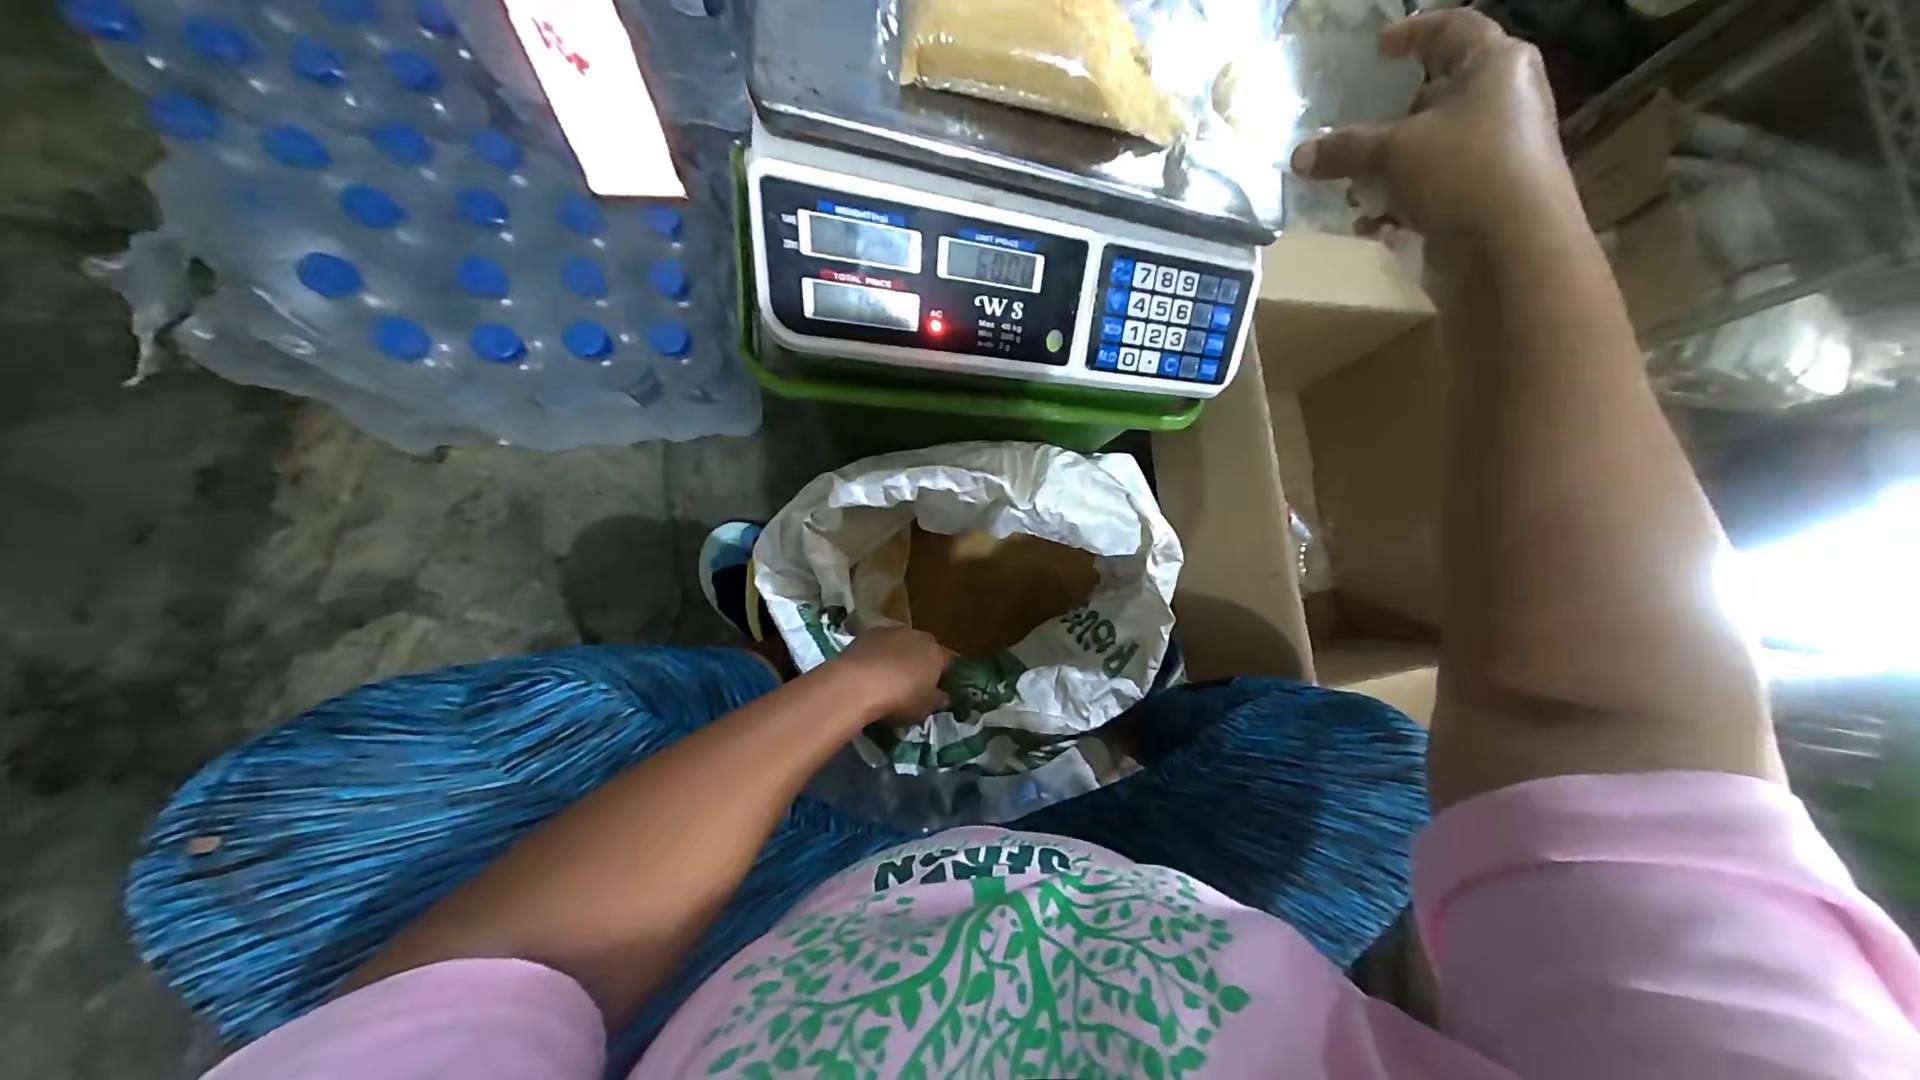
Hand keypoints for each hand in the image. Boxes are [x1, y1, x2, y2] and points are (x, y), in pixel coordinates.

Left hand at [824, 627, 952, 721]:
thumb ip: (937, 699)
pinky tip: (870, 667)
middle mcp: (918, 637)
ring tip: (888, 674)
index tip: (937, 687)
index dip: (943, 674)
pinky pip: (881, 642)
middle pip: (925, 647)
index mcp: (936, 654)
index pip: (948, 661)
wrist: (857, 683)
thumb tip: (943, 695)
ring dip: (899, 654)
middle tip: (913, 679)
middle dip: (922, 660)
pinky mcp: (869, 632)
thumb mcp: (924, 708)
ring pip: (902, 642)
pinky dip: (879, 652)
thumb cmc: (899, 698)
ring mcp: (893, 631)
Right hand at [1290, 11, 1581, 245]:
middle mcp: (1500, 102)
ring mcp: (1492, 152)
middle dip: (1388, 122)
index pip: (1453, 28)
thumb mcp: (1392, 153)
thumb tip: (1300, 155)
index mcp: (1494, 67)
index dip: (1413, 32)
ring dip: (1386, 172)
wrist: (1508, 246)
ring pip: (1426, 151)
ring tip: (1355, 193)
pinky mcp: (1479, 197)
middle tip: (1352, 136)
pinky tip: (1373, 225)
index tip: (1377, 49)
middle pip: (1435, 98)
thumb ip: (1344, 149)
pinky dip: (1399, 205)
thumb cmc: (1460, 173)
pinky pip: (1430, 190)